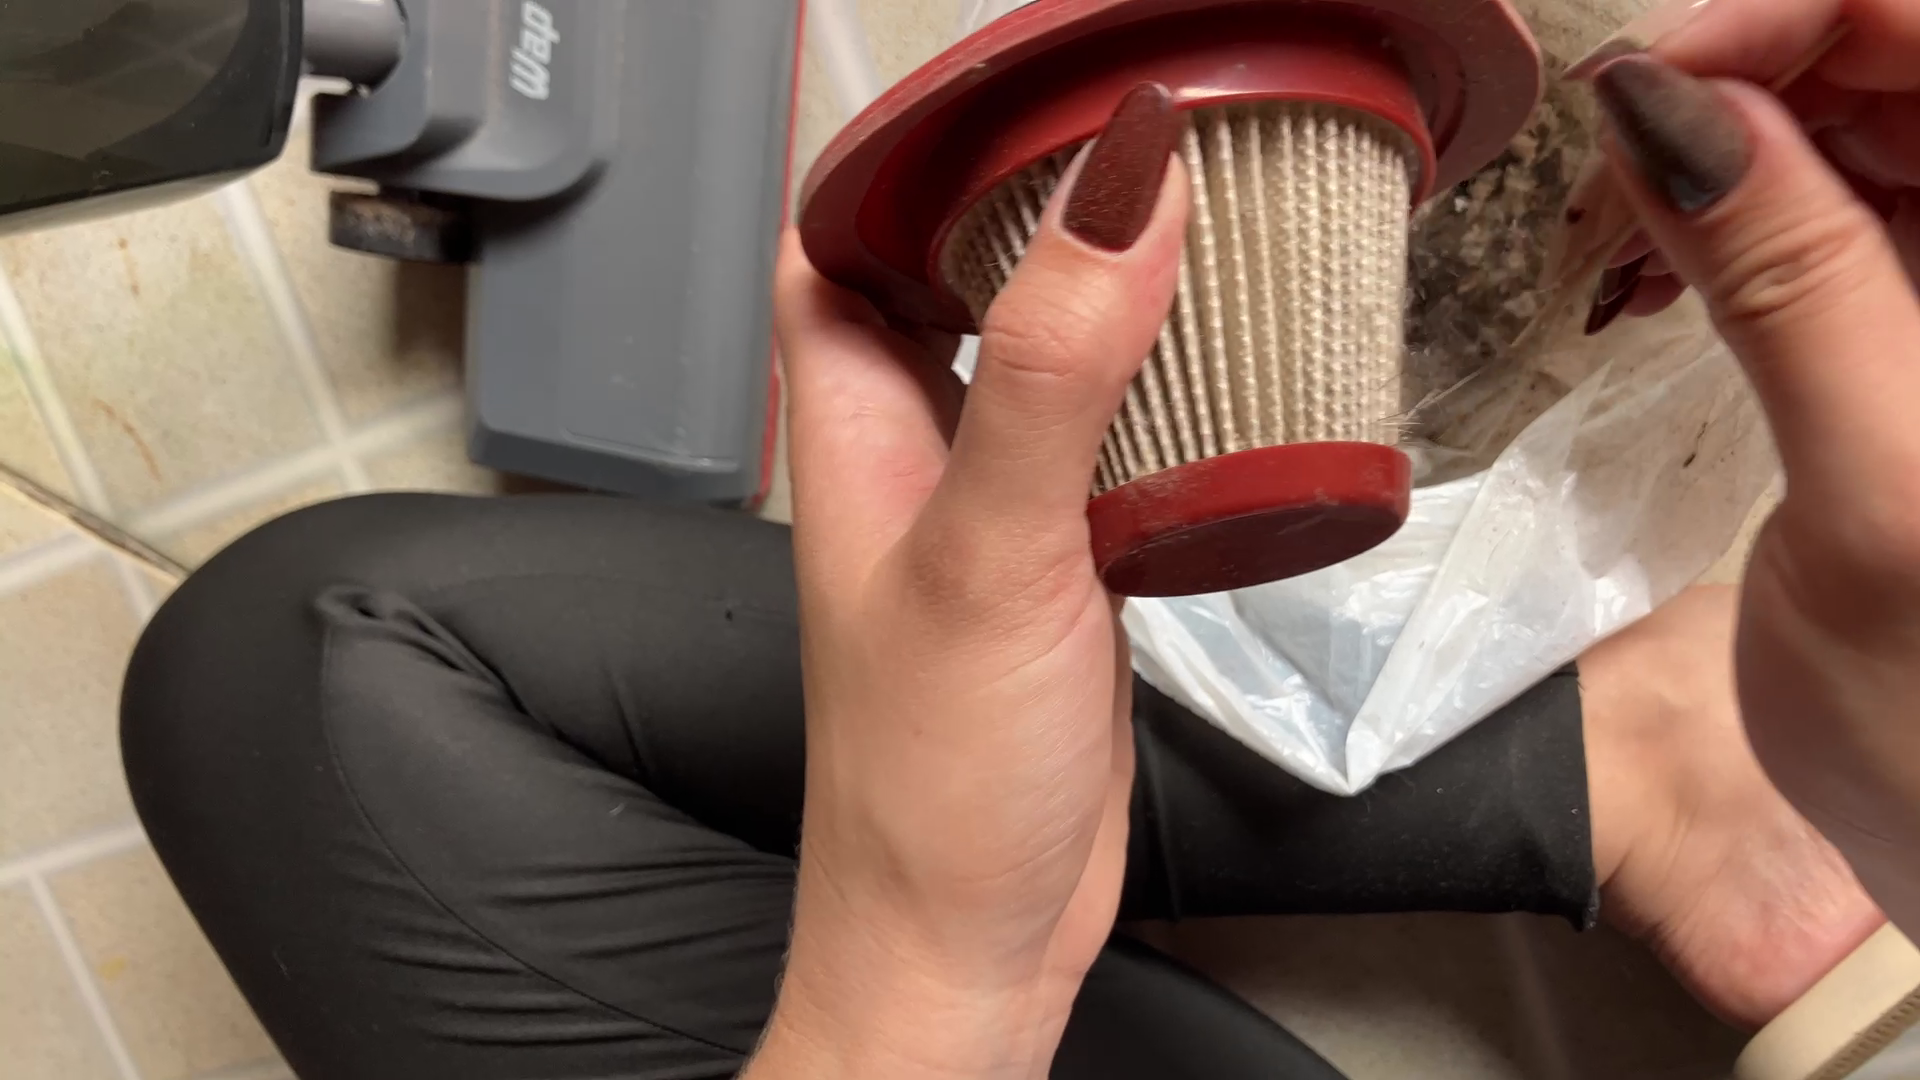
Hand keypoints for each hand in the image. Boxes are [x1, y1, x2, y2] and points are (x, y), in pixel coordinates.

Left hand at [749, 85, 1188, 1078]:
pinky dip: (1145, 390)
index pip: (831, 254)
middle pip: (939, 290)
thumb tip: (1120, 195)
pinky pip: (1097, 442)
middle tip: (1103, 141)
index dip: (881, 168)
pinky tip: (1206, 368)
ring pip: (1029, 361)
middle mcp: (914, 462)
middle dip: (1007, 209)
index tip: (969, 107)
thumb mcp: (989, 560)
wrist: (978, 924)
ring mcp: (993, 511)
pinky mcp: (1062, 563)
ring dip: (1089, 294)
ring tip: (1175, 220)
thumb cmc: (939, 782)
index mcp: (856, 440)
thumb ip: (1049, 378)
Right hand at [1571, 0, 1919, 932]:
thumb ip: (1791, 281)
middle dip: (1736, 95)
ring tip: (1616, 244)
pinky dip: (1724, 228)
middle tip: (1600, 189)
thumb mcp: (1879, 473)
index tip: (1635, 86)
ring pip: (1857, 139)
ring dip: (1717, 167)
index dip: (1795, 20)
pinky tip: (1657, 275)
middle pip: (1906, 64)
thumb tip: (1669, 118)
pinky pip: (1829, 221)